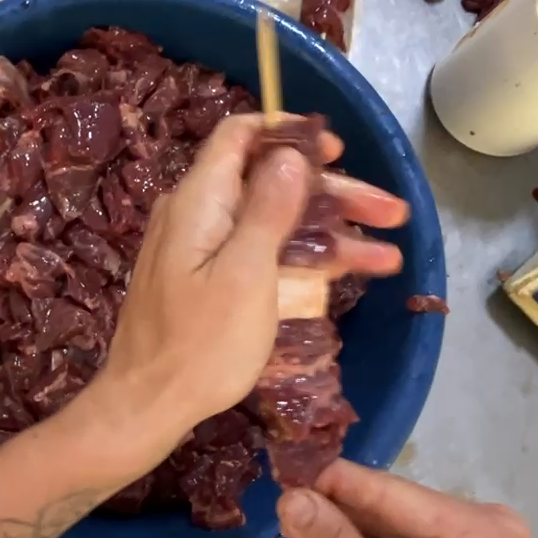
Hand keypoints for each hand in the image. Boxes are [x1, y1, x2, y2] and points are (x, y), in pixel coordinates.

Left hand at [85, 115, 408, 464]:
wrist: (147, 404)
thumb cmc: (200, 344)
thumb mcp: (245, 275)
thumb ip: (267, 210)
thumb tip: (288, 153)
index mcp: (198, 201)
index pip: (239, 137)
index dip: (288, 133)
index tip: (336, 150)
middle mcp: (196, 213)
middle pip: (268, 182)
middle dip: (331, 194)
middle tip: (390, 210)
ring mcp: (200, 247)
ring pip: (271, 222)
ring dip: (329, 233)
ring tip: (390, 253)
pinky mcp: (206, 277)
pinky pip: (258, 251)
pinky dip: (300, 259)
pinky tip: (351, 273)